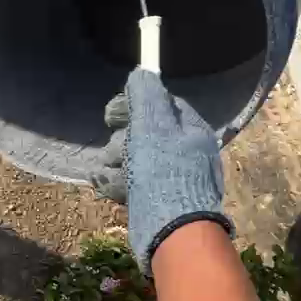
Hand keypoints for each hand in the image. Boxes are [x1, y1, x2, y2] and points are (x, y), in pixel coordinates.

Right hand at [110, 69, 232, 269]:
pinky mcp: (150, 196)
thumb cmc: (164, 174)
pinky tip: (112, 189)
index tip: (112, 115)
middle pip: (139, 132)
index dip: (134, 105)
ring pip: (128, 158)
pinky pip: (125, 181)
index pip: (160, 105)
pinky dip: (115, 183)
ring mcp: (165, 176)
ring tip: (116, 176)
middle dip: (121, 141)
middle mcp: (180, 151)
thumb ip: (146, 98)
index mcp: (188, 131)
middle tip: (118, 152)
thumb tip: (141, 72)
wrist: (169, 227)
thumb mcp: (153, 128)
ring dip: (114, 165)